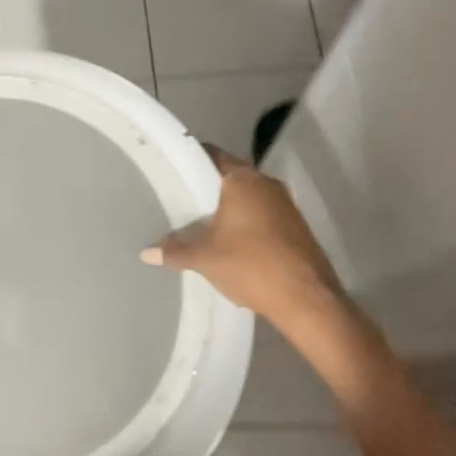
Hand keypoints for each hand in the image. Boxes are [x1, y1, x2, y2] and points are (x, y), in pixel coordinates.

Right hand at [141, 145, 344, 327]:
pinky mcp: (296, 226)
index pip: (210, 154)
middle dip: (206, 187)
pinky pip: (262, 214)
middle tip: (179, 200)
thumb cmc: (252, 266)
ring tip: (200, 223)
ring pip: (247, 196)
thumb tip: (146, 252)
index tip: (170, 170)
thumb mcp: (205, 258)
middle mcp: (267, 184)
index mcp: (243, 180)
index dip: (189, 159)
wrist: (308, 301)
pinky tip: (230, 242)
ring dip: (227, 206)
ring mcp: (286, 205)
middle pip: (229, 175)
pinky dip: (245, 221)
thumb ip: (175, 250)